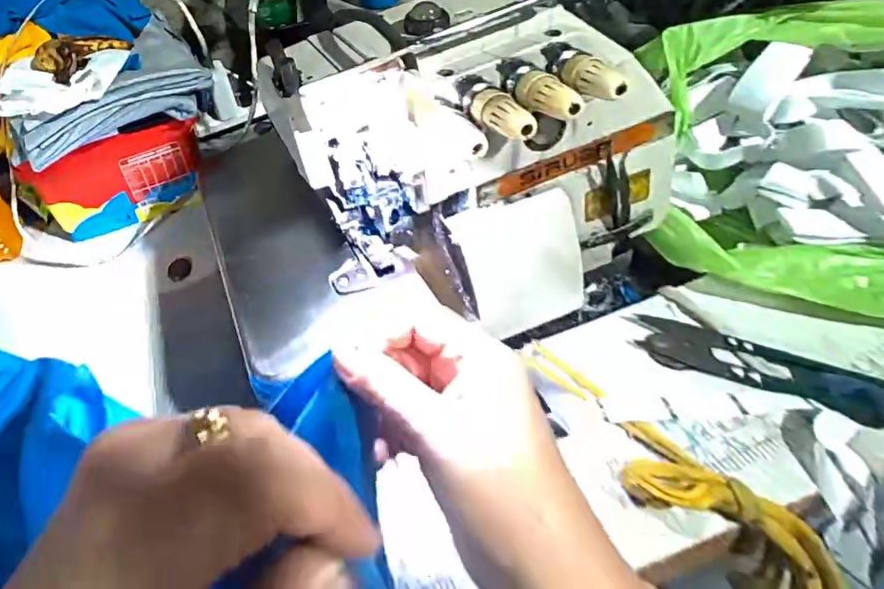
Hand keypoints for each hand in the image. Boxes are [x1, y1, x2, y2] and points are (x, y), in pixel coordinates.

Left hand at [8, 408, 378, 588]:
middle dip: (308, 482)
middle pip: (249, 436)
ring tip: (302, 528)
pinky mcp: (125, 445)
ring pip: (238, 427)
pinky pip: (213, 437)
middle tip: (335, 540)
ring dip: (283, 472)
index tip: (361, 548)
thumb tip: (331, 557)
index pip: (250, 470)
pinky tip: (255, 514)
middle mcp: (123, 463)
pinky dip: (250, 468)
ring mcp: (120, 445)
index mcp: (127, 527)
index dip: (322, 498)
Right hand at [334, 305, 639, 588]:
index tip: (341, 360)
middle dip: (376, 369)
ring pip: (408, 383)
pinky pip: (413, 414)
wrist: (543, 564)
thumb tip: (340, 350)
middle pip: (412, 348)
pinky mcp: (453, 437)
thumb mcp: (437, 433)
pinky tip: (379, 452)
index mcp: (479, 354)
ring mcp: (462, 405)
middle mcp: (471, 370)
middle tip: (344, 399)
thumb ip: (387, 387)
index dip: (379, 331)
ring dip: (380, 402)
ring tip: (364, 432)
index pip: (419, 318)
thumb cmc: (497, 489)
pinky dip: (392, 426)